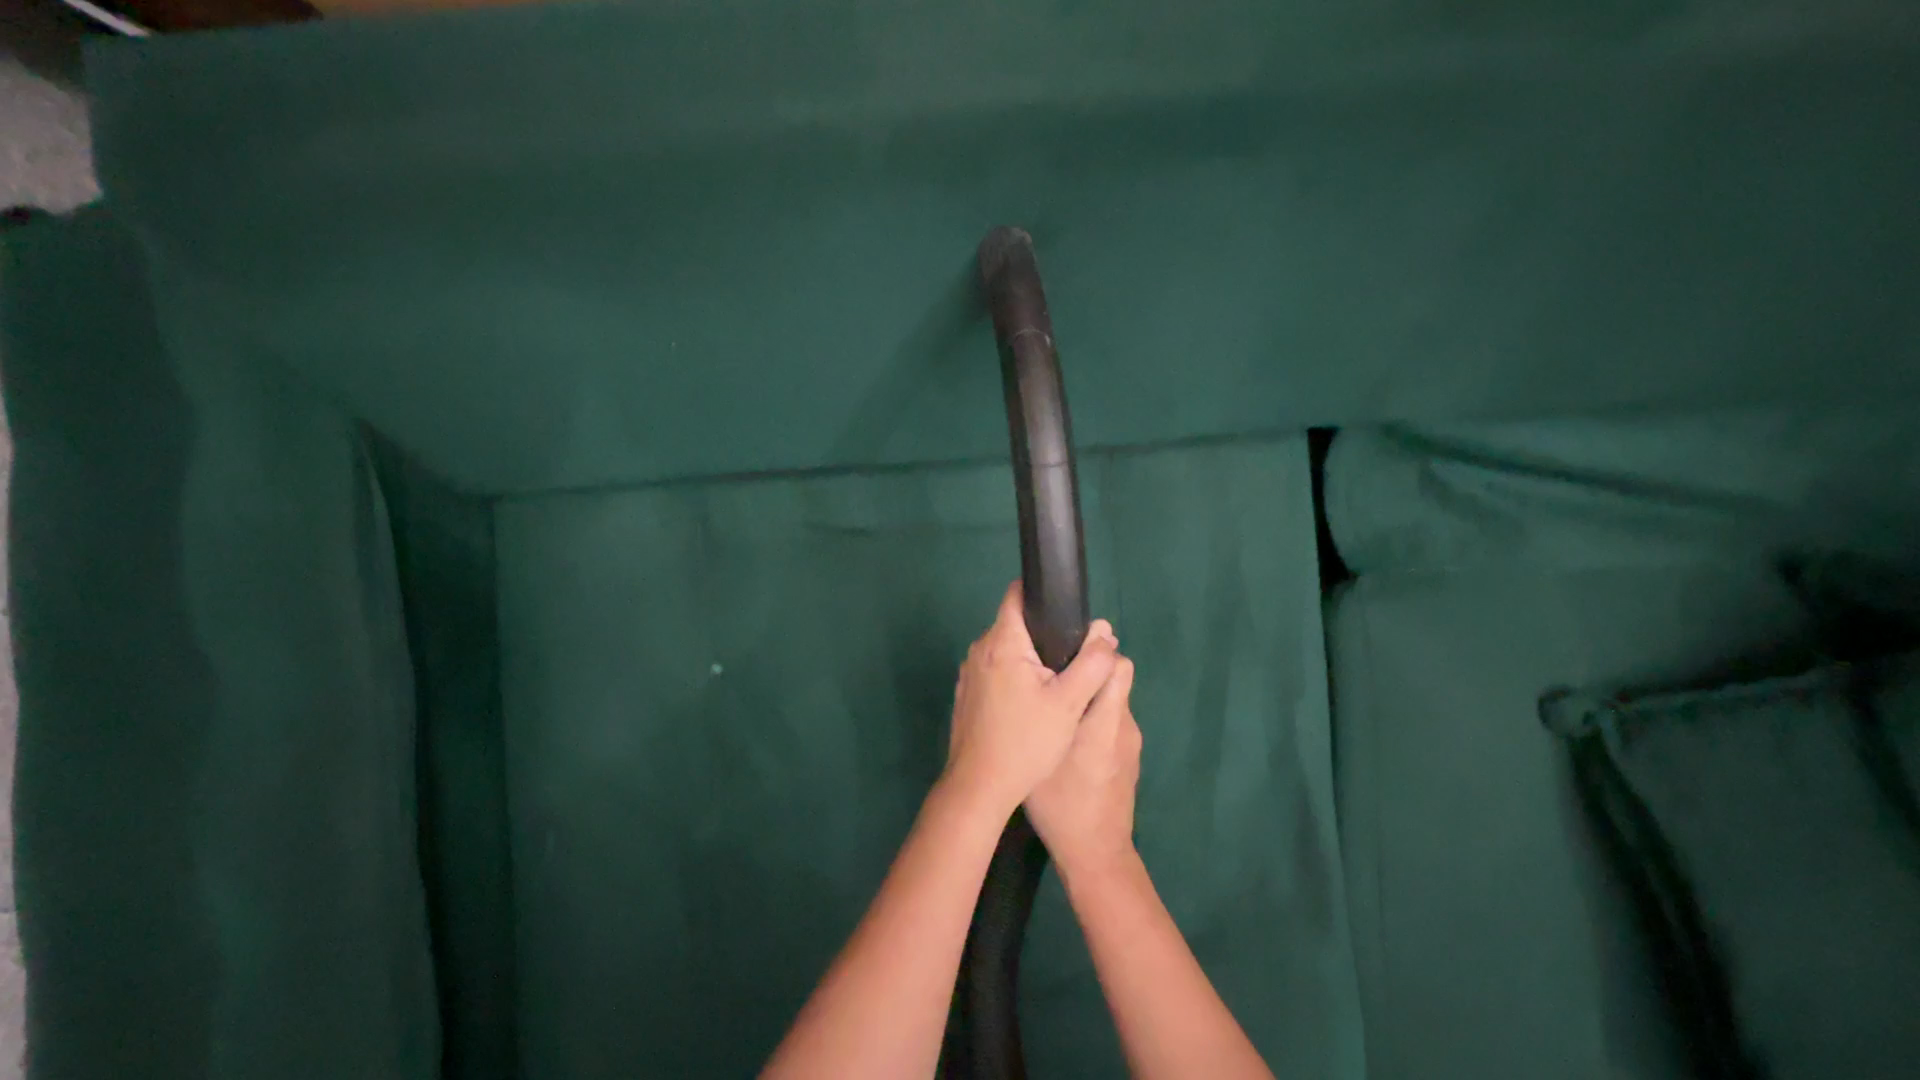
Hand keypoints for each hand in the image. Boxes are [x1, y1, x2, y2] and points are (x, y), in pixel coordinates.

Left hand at [944, 583, 1120, 818]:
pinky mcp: (965, 695)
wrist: (979, 786)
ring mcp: (968, 673)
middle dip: (1045, 635)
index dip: (1043, 595)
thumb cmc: (1026, 741)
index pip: (1018, 594)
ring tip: (1056, 687)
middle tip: (1074, 660)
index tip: (1068, 613)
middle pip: (1016, 625)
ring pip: (1006, 652)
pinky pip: (994, 673)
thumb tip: (1105, 636)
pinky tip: (1030, 707)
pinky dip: (1014, 680)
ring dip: (1031, 660)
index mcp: (1002, 641)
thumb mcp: (1069, 703)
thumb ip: (1092, 664)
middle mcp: (979, 649)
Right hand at [1025, 652, 1140, 879]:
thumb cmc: (1062, 804)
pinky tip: (1068, 732)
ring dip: (1090, 694)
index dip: (1097, 650)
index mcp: (1105, 721)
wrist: (1095, 852)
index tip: (1068, 646)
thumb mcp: (1044, 756)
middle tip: (1056, 674)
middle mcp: (1124, 725)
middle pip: (1116, 678)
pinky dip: (1095, 716)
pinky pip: (1112, 720)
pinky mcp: (1128, 757)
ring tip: (1057, 703)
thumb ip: (1050, 715)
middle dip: (1091, 669)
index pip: (1117, 665)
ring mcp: (1130, 743)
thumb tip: (1043, 680)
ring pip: (1113, 699)